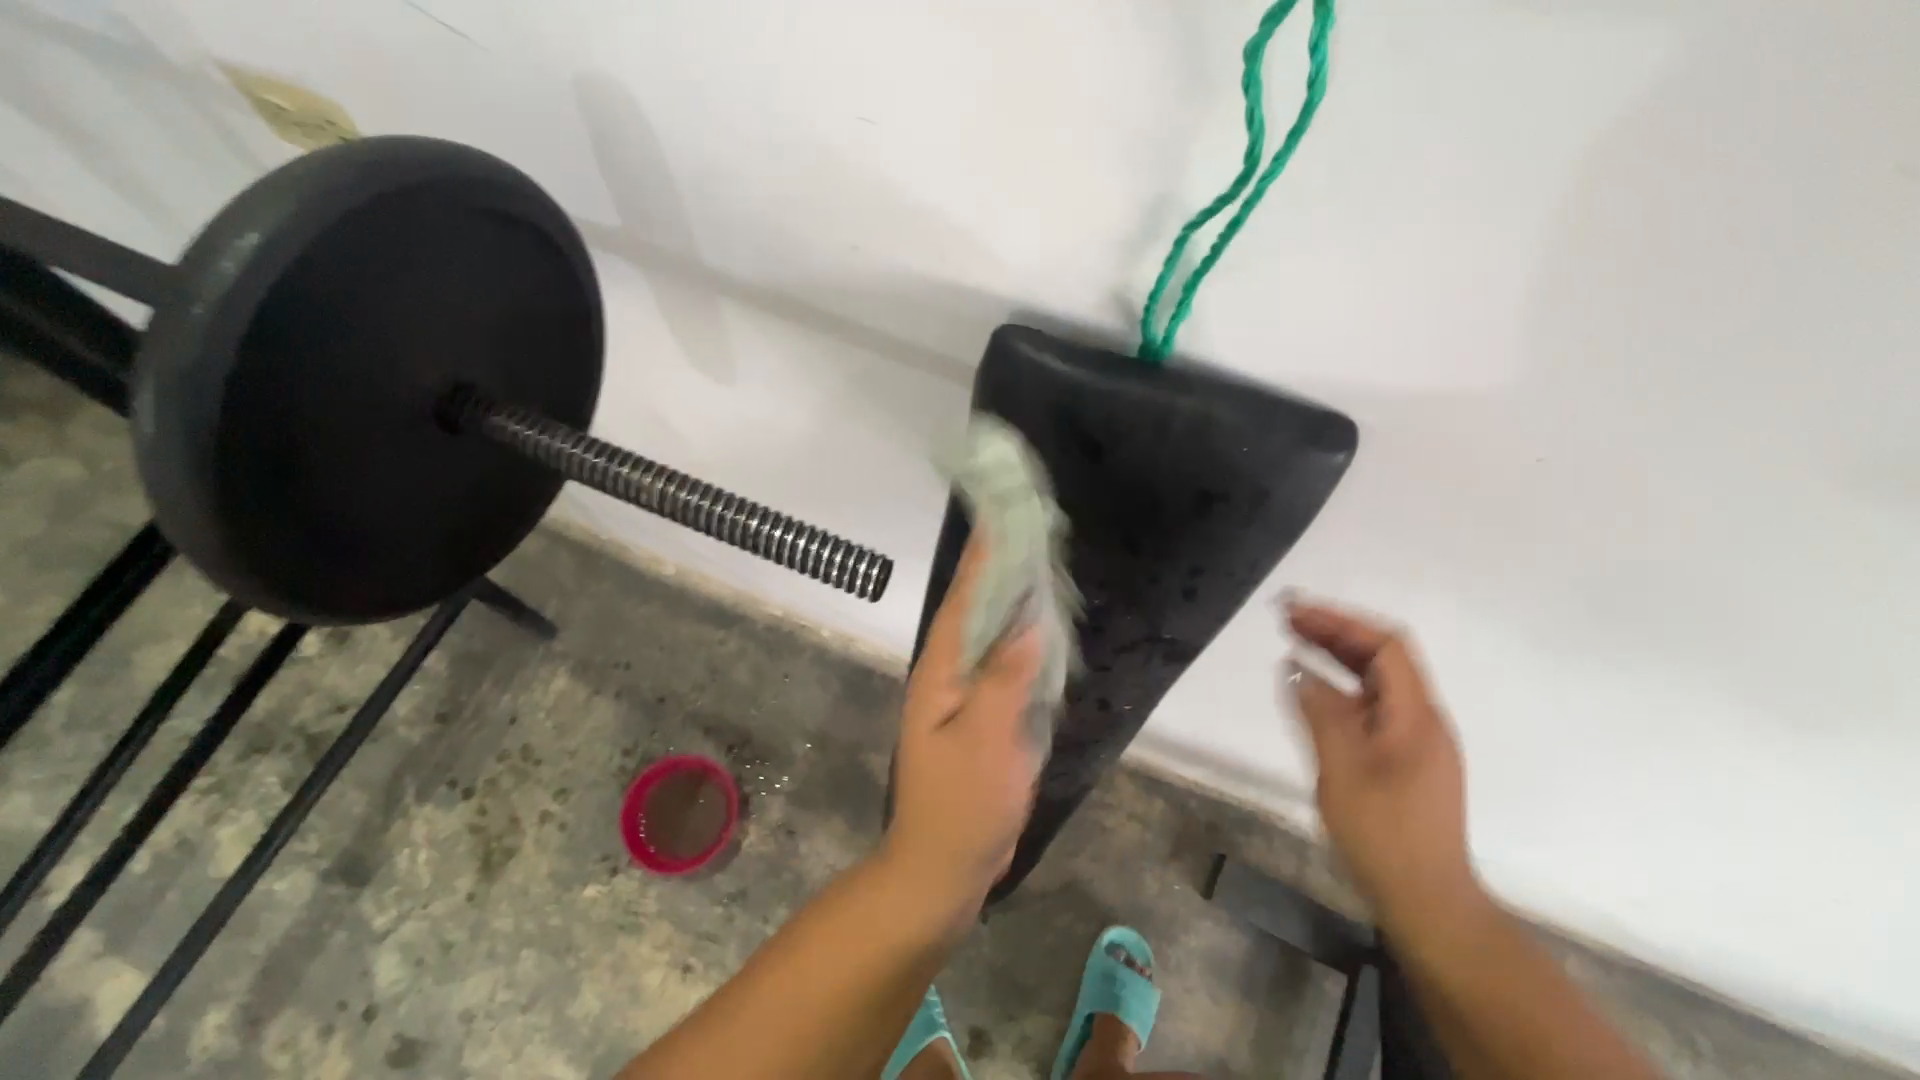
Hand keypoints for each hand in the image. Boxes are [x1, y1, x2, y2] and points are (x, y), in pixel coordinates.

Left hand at [885, 534, 1044, 908]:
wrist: (944, 867)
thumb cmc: (963, 806)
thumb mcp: (986, 742)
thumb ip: (1005, 680)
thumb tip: (1030, 622)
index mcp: (940, 674)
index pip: (964, 602)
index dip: (983, 559)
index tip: (1002, 515)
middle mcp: (947, 677)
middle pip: (975, 611)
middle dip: (998, 569)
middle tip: (1030, 528)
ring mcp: (963, 699)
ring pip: (989, 637)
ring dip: (1010, 600)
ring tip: (1038, 562)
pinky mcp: (981, 719)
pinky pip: (1003, 667)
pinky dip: (1022, 642)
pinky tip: (1042, 630)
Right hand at [1284, 598, 1483, 935]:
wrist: (1428, 899)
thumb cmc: (1384, 834)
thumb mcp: (1341, 771)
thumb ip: (1320, 713)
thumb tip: (1299, 668)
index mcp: (1416, 715)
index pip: (1386, 645)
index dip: (1340, 621)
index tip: (1295, 613)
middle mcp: (1423, 720)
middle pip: (1383, 659)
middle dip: (1336, 634)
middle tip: (1287, 621)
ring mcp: (1418, 743)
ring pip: (1378, 685)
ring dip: (1339, 661)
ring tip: (1295, 646)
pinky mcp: (1408, 764)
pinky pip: (1375, 711)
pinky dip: (1343, 692)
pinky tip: (1316, 698)